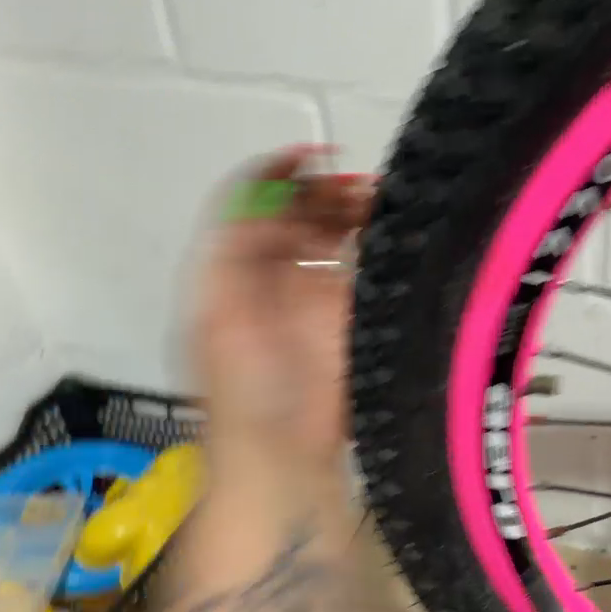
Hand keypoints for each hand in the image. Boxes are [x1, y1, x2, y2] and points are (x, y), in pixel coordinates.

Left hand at [193, 146, 372, 474]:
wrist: (283, 455)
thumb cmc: (244, 393)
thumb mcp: (220, 320)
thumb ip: (236, 256)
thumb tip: (263, 198)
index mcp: (234, 270)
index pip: (253, 203)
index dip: (277, 173)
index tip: (315, 157)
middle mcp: (273, 273)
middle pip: (298, 211)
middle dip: (323, 189)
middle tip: (356, 185)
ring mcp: (314, 291)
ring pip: (334, 231)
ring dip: (352, 209)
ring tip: (377, 201)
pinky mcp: (351, 312)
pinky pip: (364, 261)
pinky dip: (376, 240)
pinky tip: (390, 231)